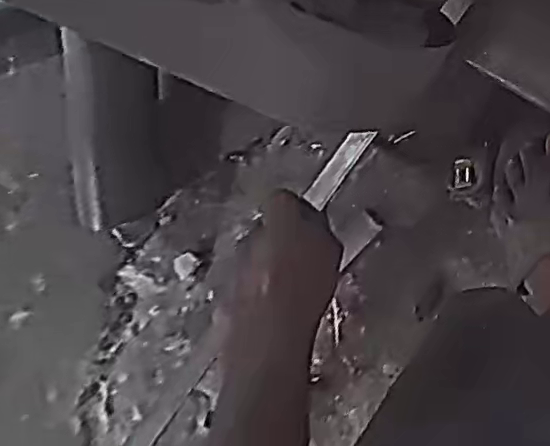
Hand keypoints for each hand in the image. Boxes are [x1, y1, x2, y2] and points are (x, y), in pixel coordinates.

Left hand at [228, 189, 340, 351]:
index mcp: (279, 228)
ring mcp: (230, 273)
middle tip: (299, 251)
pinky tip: (268, 304)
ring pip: (249, 256)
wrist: (267, 351)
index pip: (279, 198)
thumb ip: (318, 232)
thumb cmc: (308, 297)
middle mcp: (248, 244)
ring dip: (263, 262)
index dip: (293, 205)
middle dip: (278, 235)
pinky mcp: (219, 300)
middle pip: (262, 228)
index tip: (305, 217)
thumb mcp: (330, 254)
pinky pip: (239, 283)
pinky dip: (251, 288)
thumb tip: (311, 223)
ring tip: (284, 281)